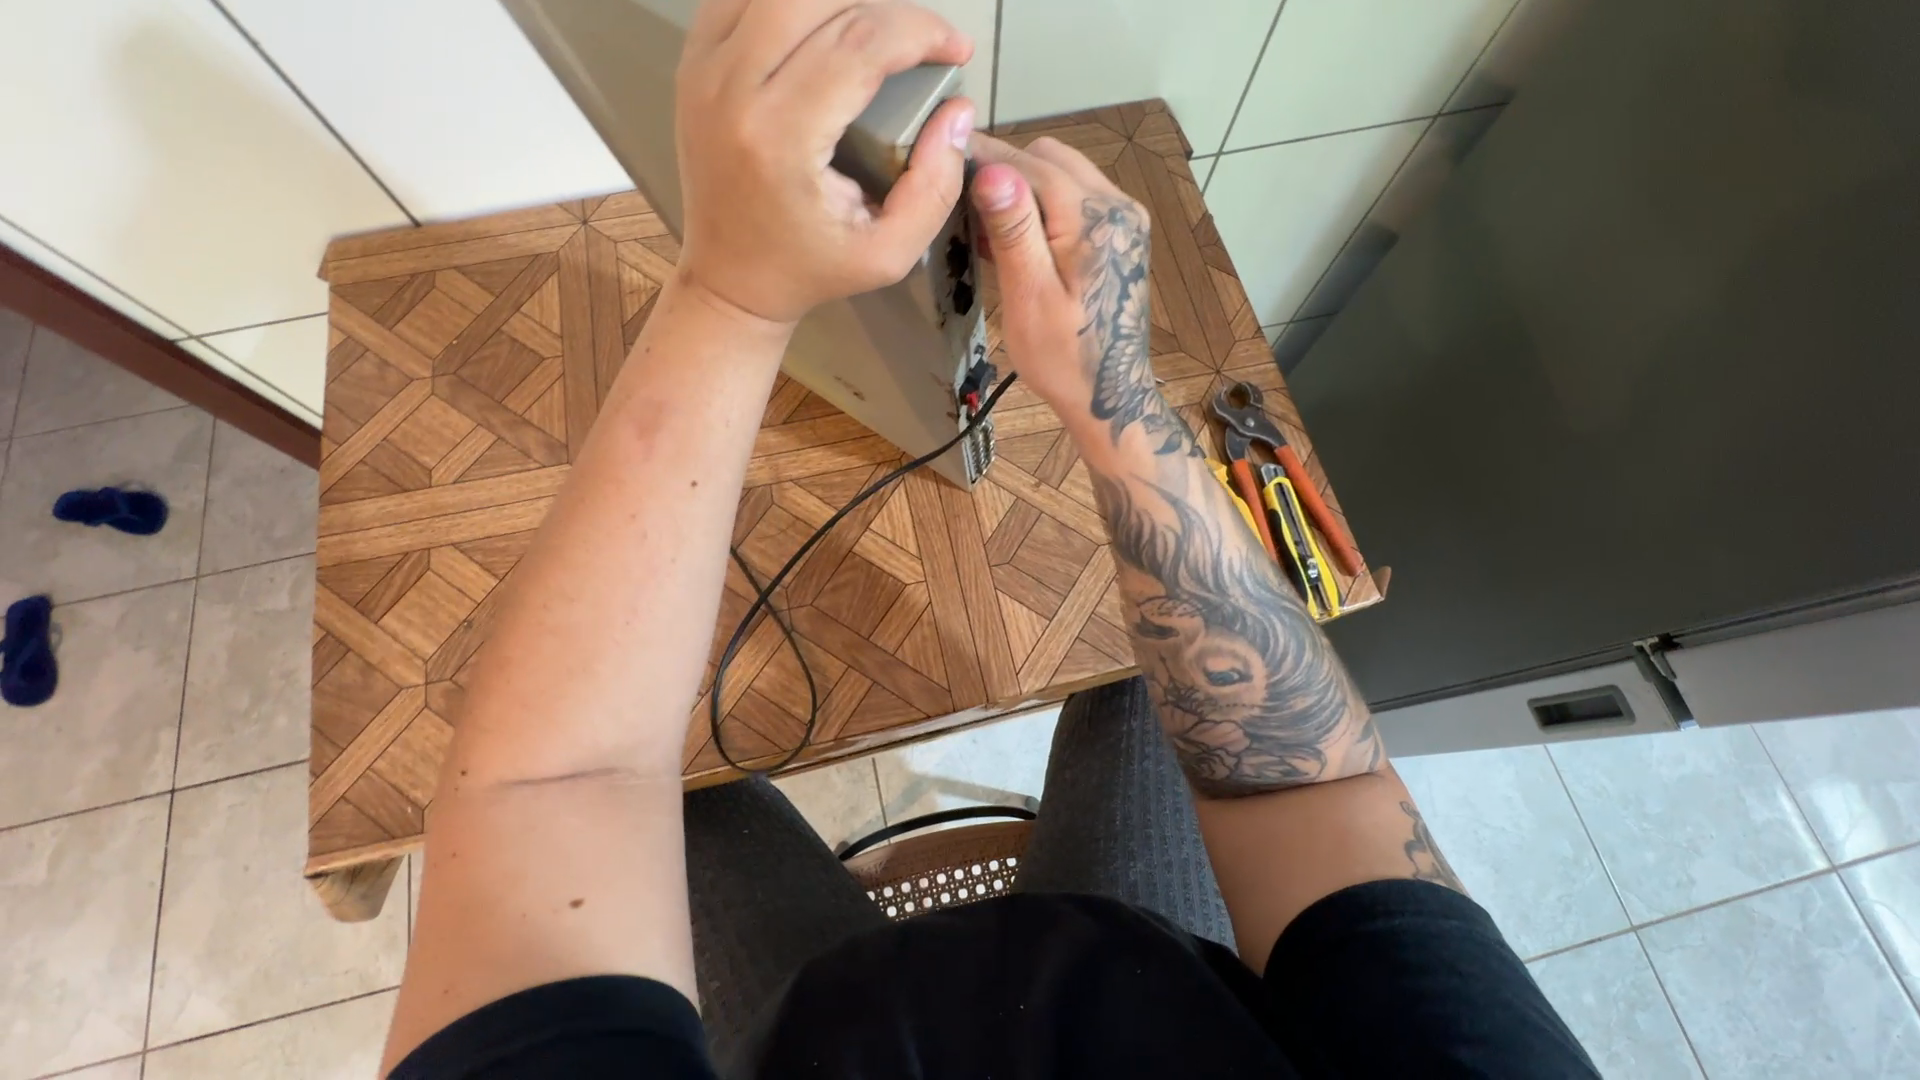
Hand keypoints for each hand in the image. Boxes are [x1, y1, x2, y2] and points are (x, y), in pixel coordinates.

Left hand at [674, 0, 975, 326]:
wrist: (731, 280)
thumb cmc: (811, 271)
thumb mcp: (887, 255)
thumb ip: (934, 189)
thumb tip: (958, 111)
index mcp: (781, 139)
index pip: (860, 45)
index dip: (920, 32)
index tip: (956, 50)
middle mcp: (733, 90)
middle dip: (887, 10)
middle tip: (920, 42)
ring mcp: (704, 69)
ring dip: (839, 1)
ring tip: (876, 34)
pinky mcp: (692, 62)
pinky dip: (792, 3)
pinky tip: (825, 28)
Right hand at [969, 135, 1180, 452]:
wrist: (1108, 395)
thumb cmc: (1062, 357)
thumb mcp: (1030, 298)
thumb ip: (1014, 231)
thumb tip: (992, 170)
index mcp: (1095, 220)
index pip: (1031, 164)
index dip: (985, 157)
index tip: (944, 159)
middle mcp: (1118, 206)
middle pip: (1049, 159)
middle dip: (1005, 171)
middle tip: (963, 202)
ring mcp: (1124, 219)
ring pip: (1063, 173)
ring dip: (1023, 187)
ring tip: (986, 223)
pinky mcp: (1121, 234)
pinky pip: (1075, 198)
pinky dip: (1043, 204)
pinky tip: (1017, 236)